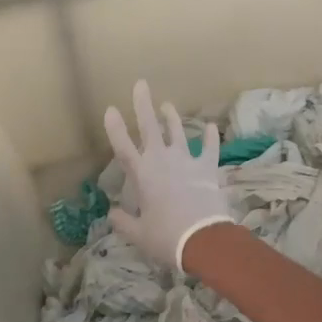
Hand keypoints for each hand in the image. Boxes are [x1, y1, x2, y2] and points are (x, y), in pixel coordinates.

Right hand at [104, 79, 234, 271]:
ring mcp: (186, 160)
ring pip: (177, 131)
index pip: (123, 146)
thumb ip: (124, 222)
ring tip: (168, 105)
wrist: (203, 238)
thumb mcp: (139, 234)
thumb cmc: (166, 236)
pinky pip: (209, 148)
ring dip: (172, 117)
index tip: (110, 109)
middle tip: (141, 84)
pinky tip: (212, 126)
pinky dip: (210, 137)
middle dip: (143, 104)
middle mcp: (161, 159)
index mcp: (142, 174)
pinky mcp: (206, 167)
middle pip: (150, 126)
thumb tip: (111, 215)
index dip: (115, 127)